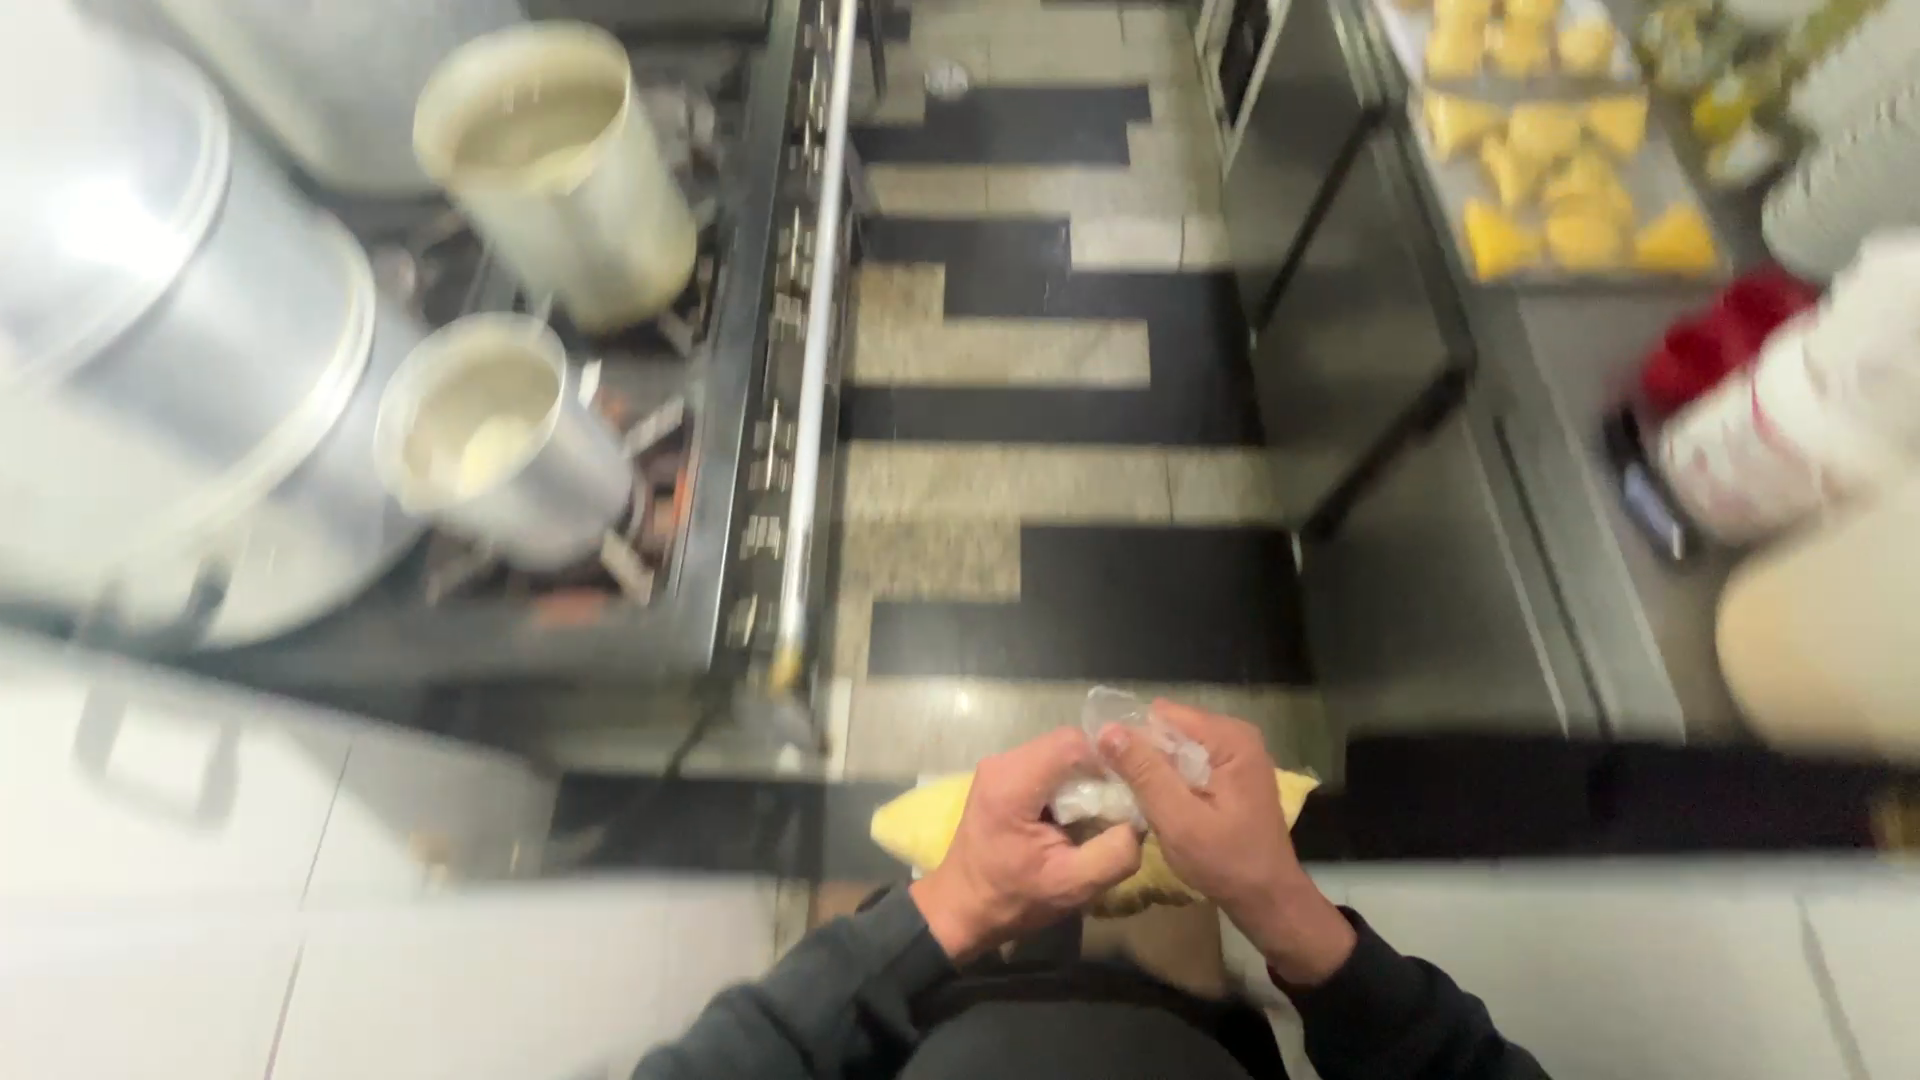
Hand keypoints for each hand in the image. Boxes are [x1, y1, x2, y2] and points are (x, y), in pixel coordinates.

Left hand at [909, 728, 1142, 962]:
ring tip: (1099, 810)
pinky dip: (1067, 780)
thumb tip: (1140, 822)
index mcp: (1012, 782)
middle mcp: (1002, 761)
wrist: (963, 908)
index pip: (1072, 743)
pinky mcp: (1003, 773)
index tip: (1127, 792)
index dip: (1107, 762)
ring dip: (1083, 776)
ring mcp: (999, 764)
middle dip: (1098, 769)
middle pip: (1066, 743)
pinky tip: (1076, 811)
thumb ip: (1114, 854)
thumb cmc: (1013, 899)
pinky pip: (1046, 762)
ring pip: (1058, 751)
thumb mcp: (1072, 887)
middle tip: (1117, 804)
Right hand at [1098, 700, 1355, 986]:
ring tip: (1140, 798)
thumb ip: (1144, 772)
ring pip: (1174, 745)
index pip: (1162, 715)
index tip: (1112, 770)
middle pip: (1169, 728)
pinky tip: (1161, 803)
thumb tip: (1107, 729)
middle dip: (1143, 754)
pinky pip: (1187, 759)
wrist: (1268, 901)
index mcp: (1229, 738)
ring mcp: (1235, 752)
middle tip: (1125, 790)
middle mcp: (1235, 734)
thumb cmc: (1226, 863)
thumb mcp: (1178, 820)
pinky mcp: (1230, 770)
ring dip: (1154, 768)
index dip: (1132, 738)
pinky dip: (1170, 777)